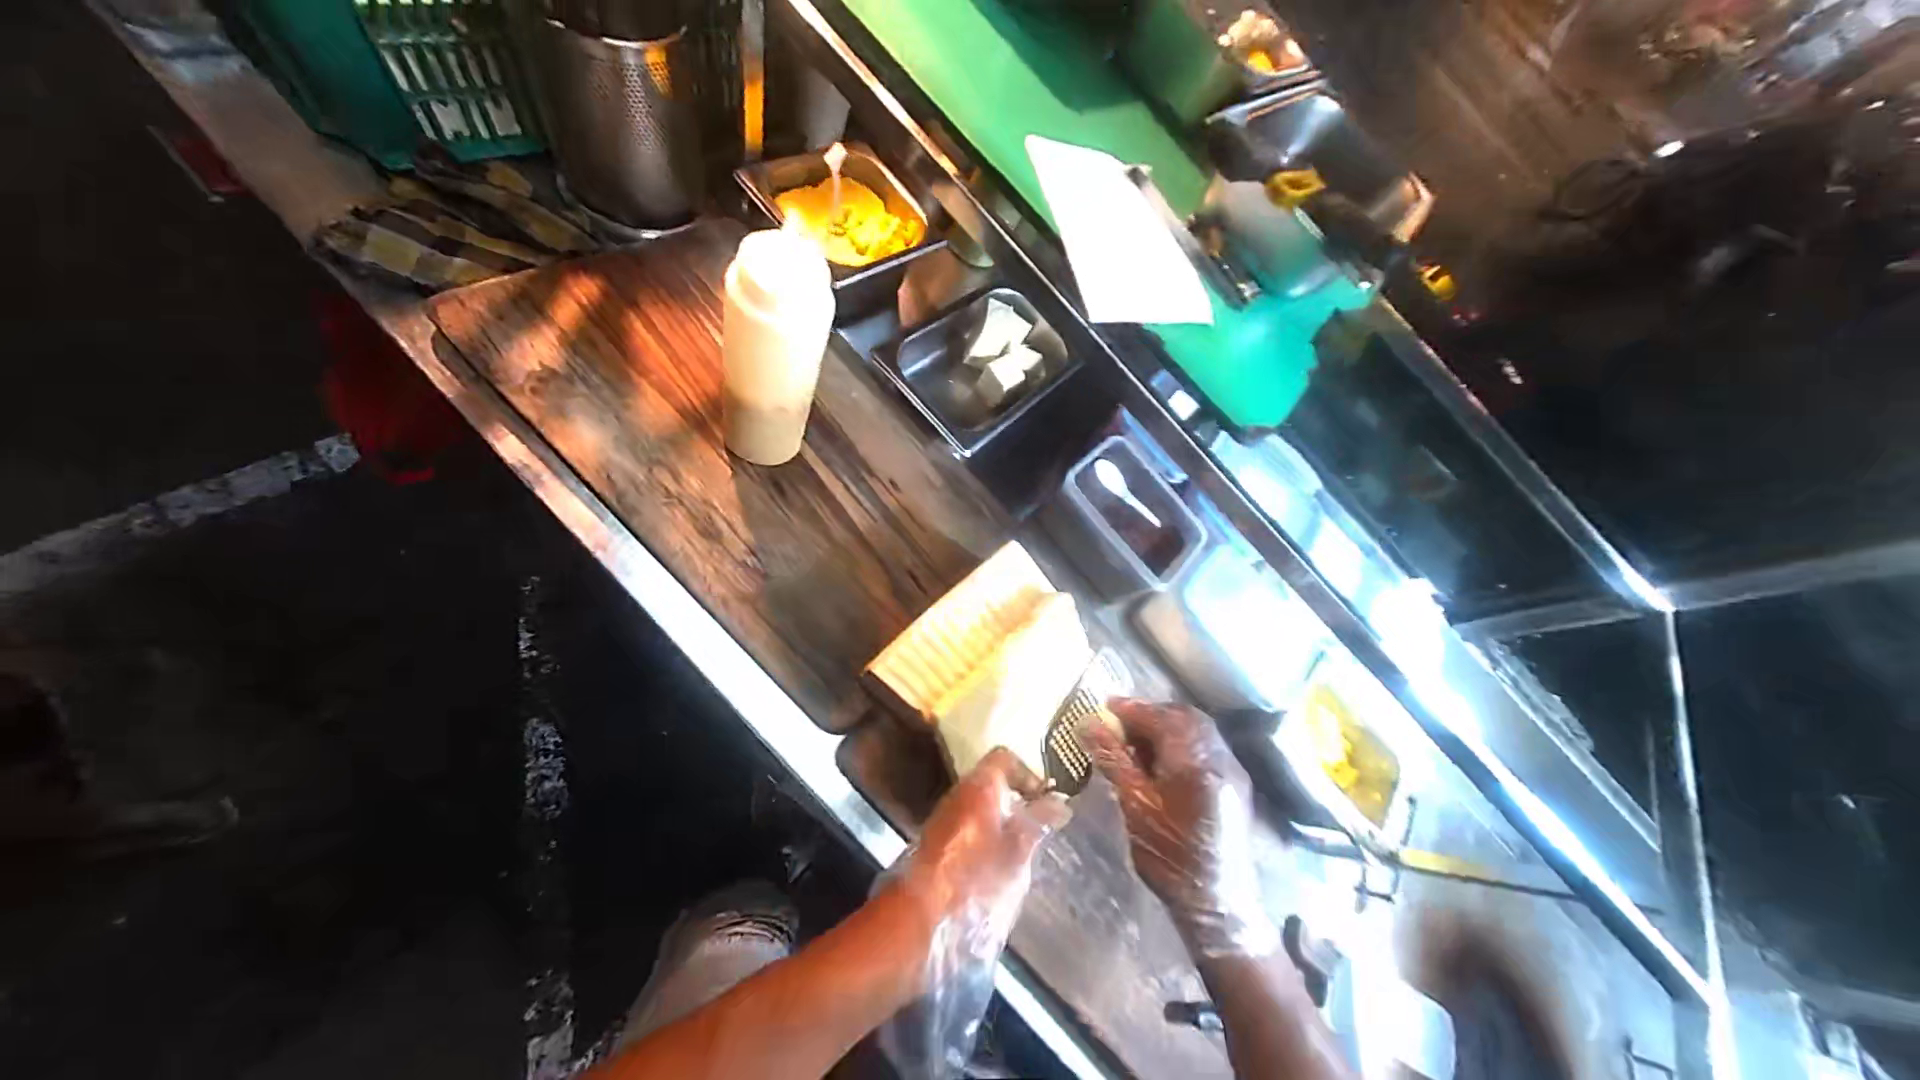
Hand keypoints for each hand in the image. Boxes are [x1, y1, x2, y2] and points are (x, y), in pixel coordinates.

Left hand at [896, 747, 1070, 955]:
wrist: (924, 908)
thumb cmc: (976, 876)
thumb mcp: (1017, 852)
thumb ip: (1038, 823)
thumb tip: (1060, 802)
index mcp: (980, 785)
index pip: (1005, 757)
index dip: (1028, 773)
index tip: (1044, 798)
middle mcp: (959, 790)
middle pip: (992, 778)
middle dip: (1016, 795)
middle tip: (1037, 822)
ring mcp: (945, 811)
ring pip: (979, 800)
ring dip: (1000, 814)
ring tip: (1020, 843)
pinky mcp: (937, 834)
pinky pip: (967, 818)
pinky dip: (984, 828)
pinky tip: (995, 857)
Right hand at [1086, 700, 1278, 958]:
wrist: (1220, 906)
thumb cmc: (1170, 857)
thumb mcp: (1135, 807)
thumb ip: (1114, 760)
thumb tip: (1089, 725)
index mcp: (1194, 762)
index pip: (1160, 717)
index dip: (1130, 709)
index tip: (1103, 708)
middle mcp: (1220, 757)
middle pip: (1183, 716)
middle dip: (1150, 714)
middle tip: (1118, 724)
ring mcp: (1233, 769)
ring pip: (1197, 729)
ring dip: (1166, 726)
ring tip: (1136, 741)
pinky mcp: (1236, 783)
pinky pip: (1207, 745)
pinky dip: (1182, 741)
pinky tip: (1162, 760)